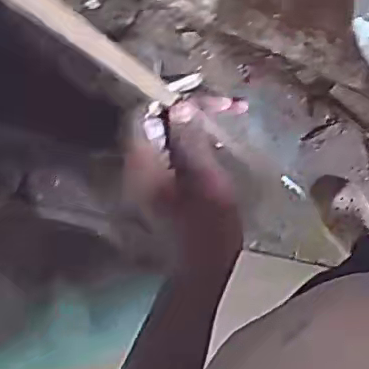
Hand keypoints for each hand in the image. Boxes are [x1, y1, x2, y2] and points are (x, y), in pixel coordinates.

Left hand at [124, 94, 247, 276]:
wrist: (203, 270)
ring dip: (196, 120)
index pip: (144, 114)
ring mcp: (146, 176)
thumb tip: (183, 104)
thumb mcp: (207, 181)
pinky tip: (218, 138)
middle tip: (230, 105)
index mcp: (143, 165)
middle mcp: (137, 166)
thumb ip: (192, 141)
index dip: (175, 98)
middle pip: (156, 119)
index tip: (211, 100)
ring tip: (232, 112)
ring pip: (166, 132)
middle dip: (191, 106)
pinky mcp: (159, 183)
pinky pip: (171, 148)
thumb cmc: (209, 229)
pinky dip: (193, 137)